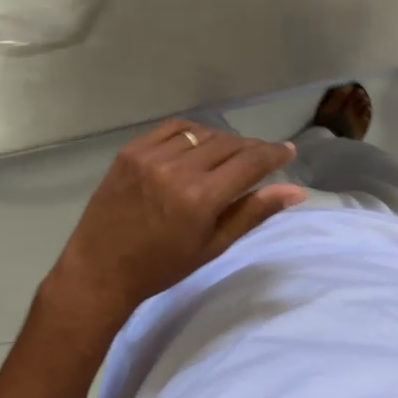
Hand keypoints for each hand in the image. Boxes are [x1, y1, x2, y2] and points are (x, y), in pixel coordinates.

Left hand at [46, 120, 305, 318]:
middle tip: (261, 158)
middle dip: (251, 149)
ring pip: (202, 133)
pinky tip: (198, 143)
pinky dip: (192, 132)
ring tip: (230, 155)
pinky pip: (172, 128)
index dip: (274, 154)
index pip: (250, 162)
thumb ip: (252, 213)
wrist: (100, 269)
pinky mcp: (131, 151)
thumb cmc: (161, 267)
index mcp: (200, 198)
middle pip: (229, 144)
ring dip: (223, 141)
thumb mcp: (213, 246)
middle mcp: (177, 169)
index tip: (288, 151)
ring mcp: (151, 157)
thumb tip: (296, 191)